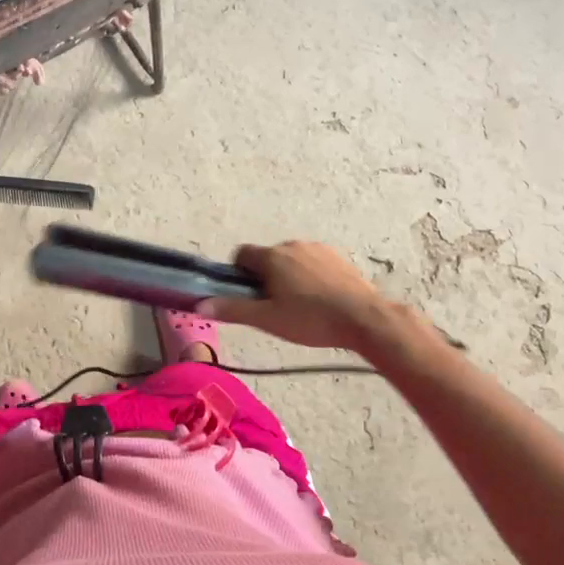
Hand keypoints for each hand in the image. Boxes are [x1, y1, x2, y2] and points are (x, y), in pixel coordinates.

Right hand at [198, 241, 427, 359]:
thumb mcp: (267, 320)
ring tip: (301, 306)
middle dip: (266, 277)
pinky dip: (310, 276)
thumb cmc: (310, 319)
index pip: (241, 254)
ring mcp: (317, 248)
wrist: (364, 318)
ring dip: (289, 275)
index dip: (239, 273)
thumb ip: (233, 310)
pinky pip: (313, 262)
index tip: (249, 295)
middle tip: (275, 307)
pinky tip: (321, 299)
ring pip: (291, 259)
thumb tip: (199, 304)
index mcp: (271, 257)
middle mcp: (291, 245)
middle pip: (267, 257)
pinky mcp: (337, 257)